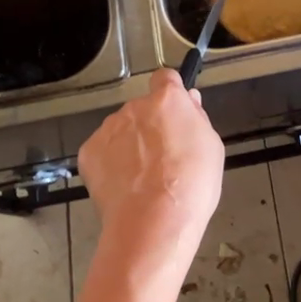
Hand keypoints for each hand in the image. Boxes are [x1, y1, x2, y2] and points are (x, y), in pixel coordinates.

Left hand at [78, 68, 224, 271]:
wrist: (153, 223)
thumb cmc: (192, 185)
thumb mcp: (212, 148)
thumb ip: (197, 119)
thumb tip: (189, 102)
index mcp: (167, 100)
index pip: (165, 78)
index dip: (170, 93)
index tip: (175, 112)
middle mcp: (134, 107)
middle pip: (142, 109)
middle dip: (150, 126)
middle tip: (161, 159)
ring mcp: (108, 129)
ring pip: (121, 130)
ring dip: (129, 144)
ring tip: (140, 180)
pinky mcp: (88, 153)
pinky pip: (102, 152)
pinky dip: (110, 164)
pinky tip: (122, 187)